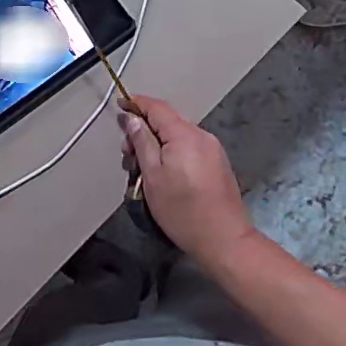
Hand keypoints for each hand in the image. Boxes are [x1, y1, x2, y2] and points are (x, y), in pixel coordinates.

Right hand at [120, 96, 257, 263]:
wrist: (225, 241)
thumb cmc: (183, 211)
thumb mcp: (153, 176)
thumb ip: (142, 142)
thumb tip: (131, 119)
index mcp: (185, 135)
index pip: (157, 107)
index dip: (136, 103)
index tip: (120, 105)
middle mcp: (201, 135)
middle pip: (167, 119)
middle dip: (144, 129)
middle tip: (127, 152)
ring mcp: (212, 149)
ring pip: (177, 134)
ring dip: (157, 142)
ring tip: (142, 166)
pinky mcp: (217, 163)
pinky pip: (189, 145)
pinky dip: (172, 150)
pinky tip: (162, 170)